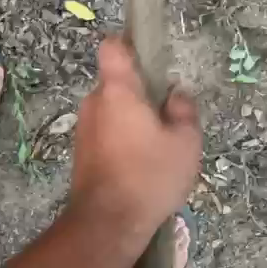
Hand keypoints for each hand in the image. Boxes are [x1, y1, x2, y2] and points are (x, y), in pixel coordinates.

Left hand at [68, 37, 201, 251]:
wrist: (107, 222)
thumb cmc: (149, 176)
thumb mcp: (185, 143)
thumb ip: (184, 111)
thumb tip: (176, 95)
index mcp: (117, 90)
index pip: (112, 47)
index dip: (129, 45)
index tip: (149, 58)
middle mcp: (94, 102)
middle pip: (117, 82)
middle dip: (141, 94)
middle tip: (167, 118)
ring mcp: (84, 126)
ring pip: (113, 109)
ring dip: (132, 120)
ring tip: (158, 148)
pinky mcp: (81, 150)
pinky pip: (106, 131)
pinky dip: (122, 139)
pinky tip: (141, 165)